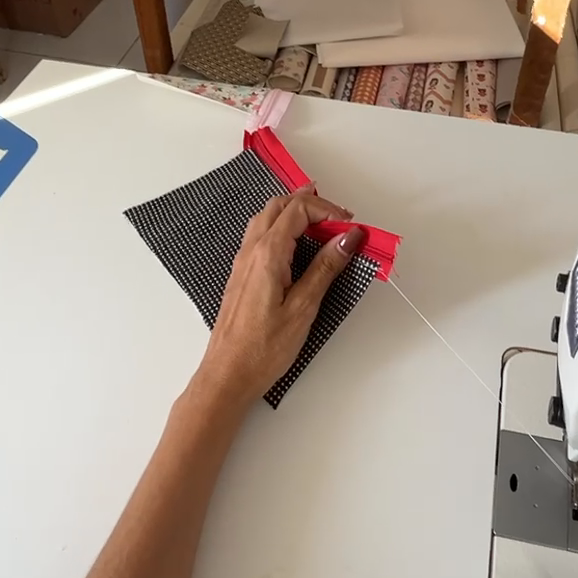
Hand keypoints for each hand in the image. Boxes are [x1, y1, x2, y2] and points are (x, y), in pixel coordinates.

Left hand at [198, 186, 366, 404]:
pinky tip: (296, 242)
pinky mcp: (241, 274)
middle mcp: (251, 251)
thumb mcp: (304, 307)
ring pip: (266, 217)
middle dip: (311, 203)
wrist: (227, 374)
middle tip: (339, 218)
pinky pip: (260, 234)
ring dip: (294, 211)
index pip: (298, 210)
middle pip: (279, 205)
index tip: (350, 227)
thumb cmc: (264, 348)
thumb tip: (349, 238)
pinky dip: (282, 226)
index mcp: (267, 254)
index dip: (327, 210)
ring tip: (321, 220)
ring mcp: (242, 261)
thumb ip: (326, 267)